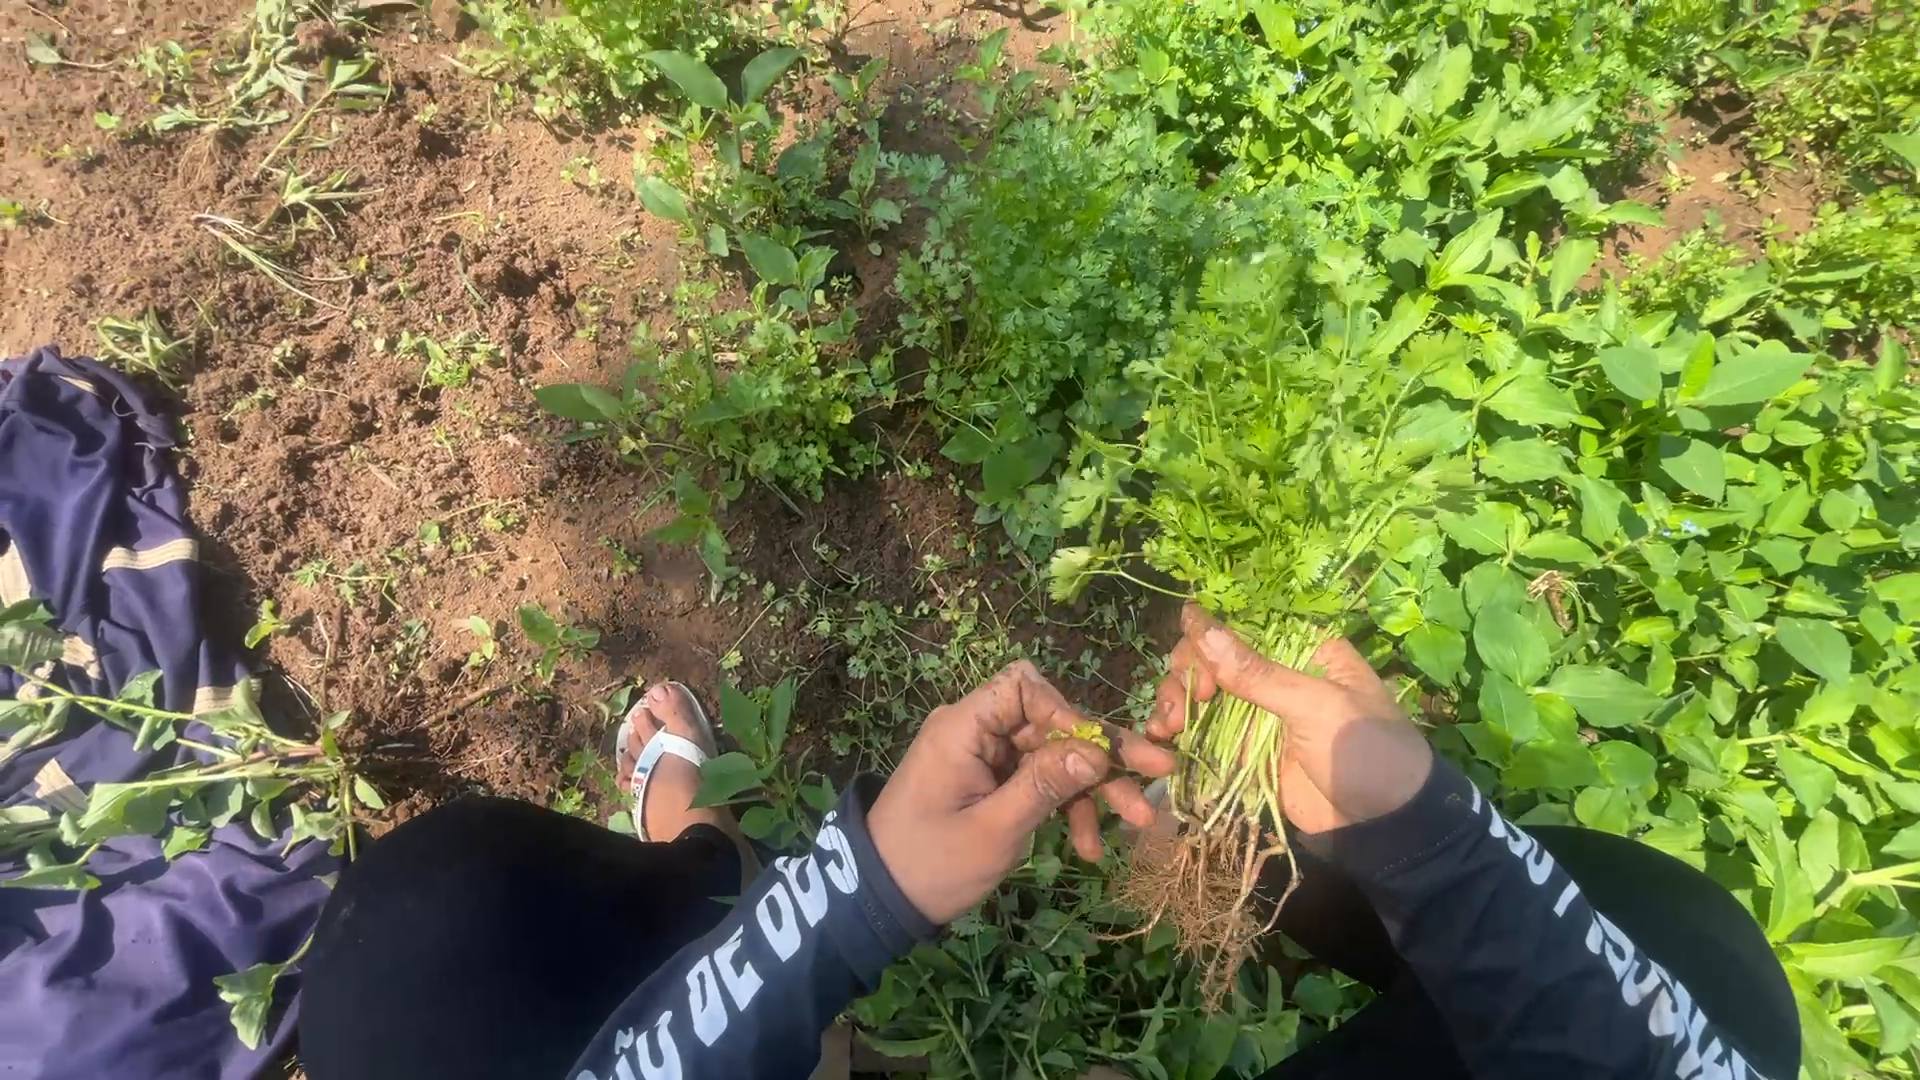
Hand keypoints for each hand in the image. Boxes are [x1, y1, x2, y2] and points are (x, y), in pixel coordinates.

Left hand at [868, 661, 1175, 923]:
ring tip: (1136, 822)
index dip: (1067, 711)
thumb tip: (1097, 751)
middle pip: (1049, 722)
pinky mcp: (993, 780)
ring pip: (1052, 754)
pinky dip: (1064, 807)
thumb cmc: (931, 863)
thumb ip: (1045, 785)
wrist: (881, 899)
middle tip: (1157, 773)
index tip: (1099, 753)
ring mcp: (986, 755)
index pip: (1023, 687)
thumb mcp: (994, 829)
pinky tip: (1088, 846)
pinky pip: (1038, 780)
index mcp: (964, 725)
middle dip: (1100, 753)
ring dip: (1091, 788)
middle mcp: (976, 730)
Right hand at [1148, 605, 1432, 834]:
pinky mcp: (1242, 744)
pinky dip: (1177, 729)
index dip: (1206, 640)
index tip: (1200, 677)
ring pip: (1197, 688)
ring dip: (1174, 701)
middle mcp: (1272, 670)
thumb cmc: (1366, 753)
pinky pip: (1201, 727)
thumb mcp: (1317, 707)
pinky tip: (1161, 738)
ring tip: (1166, 727)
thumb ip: (1256, 672)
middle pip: (1209, 654)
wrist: (1385, 830)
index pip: (1238, 623)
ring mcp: (1254, 708)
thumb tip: (1195, 623)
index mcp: (1299, 647)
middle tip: (1182, 708)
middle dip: (1185, 675)